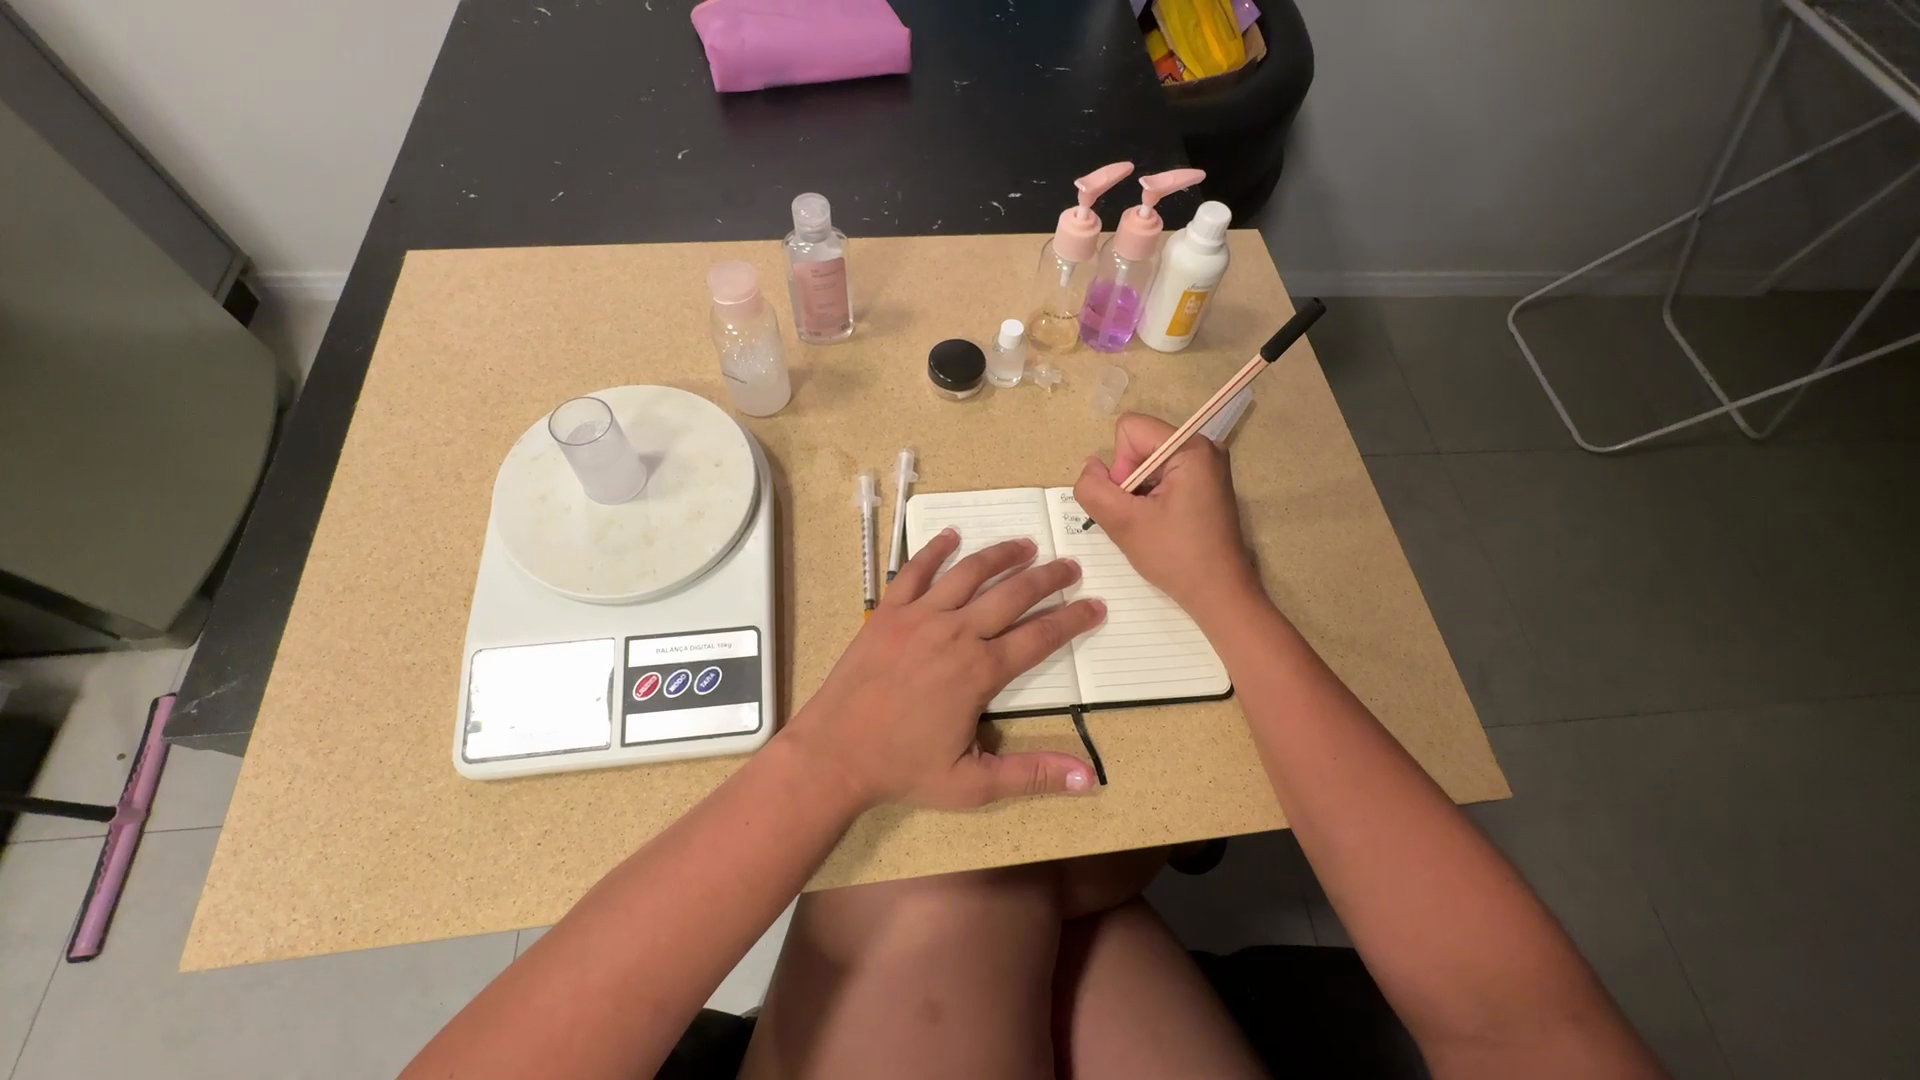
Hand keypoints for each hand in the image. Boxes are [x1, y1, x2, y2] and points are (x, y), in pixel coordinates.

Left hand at [780, 530, 1105, 810]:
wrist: (833, 753)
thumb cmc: (901, 769)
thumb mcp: (972, 784)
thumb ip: (1032, 775)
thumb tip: (1089, 778)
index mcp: (979, 671)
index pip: (1040, 637)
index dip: (1073, 620)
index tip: (1095, 606)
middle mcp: (954, 633)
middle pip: (1012, 595)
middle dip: (1048, 578)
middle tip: (1070, 565)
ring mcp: (918, 618)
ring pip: (969, 574)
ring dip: (1001, 555)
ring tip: (1026, 544)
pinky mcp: (887, 613)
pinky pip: (915, 572)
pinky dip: (935, 550)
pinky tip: (952, 535)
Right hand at [1073, 412, 1261, 621]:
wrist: (1218, 592)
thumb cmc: (1175, 557)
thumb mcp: (1123, 523)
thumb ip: (1094, 488)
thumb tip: (1090, 466)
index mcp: (1190, 447)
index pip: (1129, 430)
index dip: (1120, 466)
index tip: (1134, 501)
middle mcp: (1204, 446)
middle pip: (1139, 444)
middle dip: (1129, 480)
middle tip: (1142, 516)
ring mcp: (1208, 464)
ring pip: (1148, 461)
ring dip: (1139, 492)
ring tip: (1152, 522)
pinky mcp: (1206, 482)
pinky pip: (1163, 474)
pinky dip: (1153, 496)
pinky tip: (1162, 523)